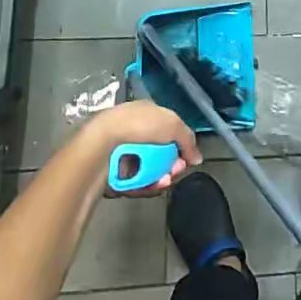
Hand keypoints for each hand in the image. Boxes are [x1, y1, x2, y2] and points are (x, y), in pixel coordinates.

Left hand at [76, 100, 201, 196]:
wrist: (104, 144)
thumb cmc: (139, 125)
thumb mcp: (172, 124)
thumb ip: (188, 139)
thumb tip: (196, 158)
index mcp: (145, 113)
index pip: (167, 129)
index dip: (180, 143)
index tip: (187, 156)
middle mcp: (134, 132)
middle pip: (161, 153)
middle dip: (173, 164)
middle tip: (176, 169)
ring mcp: (125, 154)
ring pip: (152, 171)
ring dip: (163, 176)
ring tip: (166, 179)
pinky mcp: (117, 175)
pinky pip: (139, 183)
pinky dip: (149, 185)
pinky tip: (156, 185)